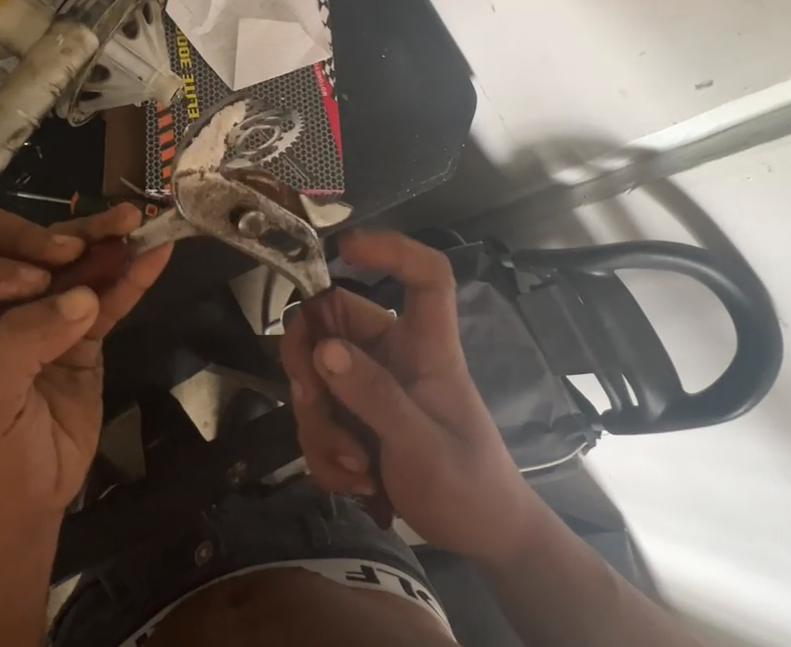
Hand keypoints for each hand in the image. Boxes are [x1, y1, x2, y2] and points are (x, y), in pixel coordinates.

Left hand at [0, 203, 171, 545]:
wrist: (26, 507)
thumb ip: (22, 343)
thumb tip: (82, 296)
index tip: (28, 283)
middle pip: (7, 240)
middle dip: (40, 236)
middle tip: (72, 253)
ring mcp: (39, 313)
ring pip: (64, 258)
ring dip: (97, 236)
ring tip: (133, 220)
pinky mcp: (82, 332)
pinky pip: (106, 294)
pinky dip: (130, 275)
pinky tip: (156, 252)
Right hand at [281, 230, 534, 559]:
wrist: (480, 542)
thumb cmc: (470, 488)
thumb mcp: (423, 447)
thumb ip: (374, 397)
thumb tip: (322, 347)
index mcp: (428, 347)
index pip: (425, 278)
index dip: (392, 250)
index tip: (344, 249)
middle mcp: (392, 356)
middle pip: (333, 322)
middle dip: (310, 365)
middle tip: (311, 402)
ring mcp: (368, 386)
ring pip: (314, 375)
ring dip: (320, 424)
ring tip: (355, 469)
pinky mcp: (352, 417)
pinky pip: (315, 417)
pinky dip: (323, 451)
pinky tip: (354, 484)